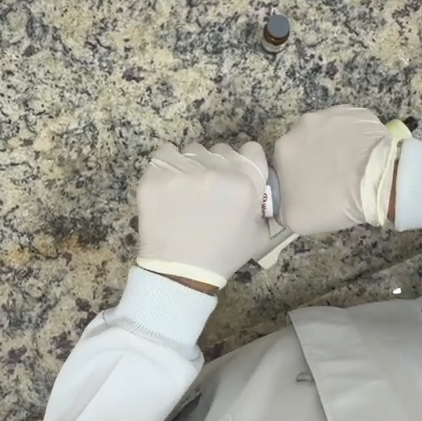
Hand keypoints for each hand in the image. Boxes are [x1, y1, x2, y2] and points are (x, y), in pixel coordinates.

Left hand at [135, 142, 271, 288]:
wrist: (180, 270)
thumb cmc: (222, 254)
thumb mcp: (260, 235)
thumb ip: (264, 206)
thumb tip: (262, 190)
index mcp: (245, 183)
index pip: (251, 150)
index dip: (244, 162)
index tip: (235, 176)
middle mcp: (216, 170)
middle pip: (220, 150)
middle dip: (217, 166)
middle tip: (209, 190)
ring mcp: (184, 170)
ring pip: (192, 150)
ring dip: (192, 165)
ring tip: (187, 191)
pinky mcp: (157, 174)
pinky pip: (164, 153)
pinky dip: (167, 165)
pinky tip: (169, 185)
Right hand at [271, 107, 402, 234]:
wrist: (378, 183)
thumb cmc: (335, 202)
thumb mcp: (294, 219)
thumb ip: (281, 207)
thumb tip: (284, 202)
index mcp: (283, 149)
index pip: (284, 164)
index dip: (296, 176)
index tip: (310, 187)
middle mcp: (302, 124)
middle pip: (305, 144)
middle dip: (315, 157)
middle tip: (332, 177)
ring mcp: (332, 114)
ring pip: (328, 133)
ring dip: (335, 145)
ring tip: (351, 165)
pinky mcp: (357, 112)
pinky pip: (351, 126)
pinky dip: (355, 138)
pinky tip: (364, 154)